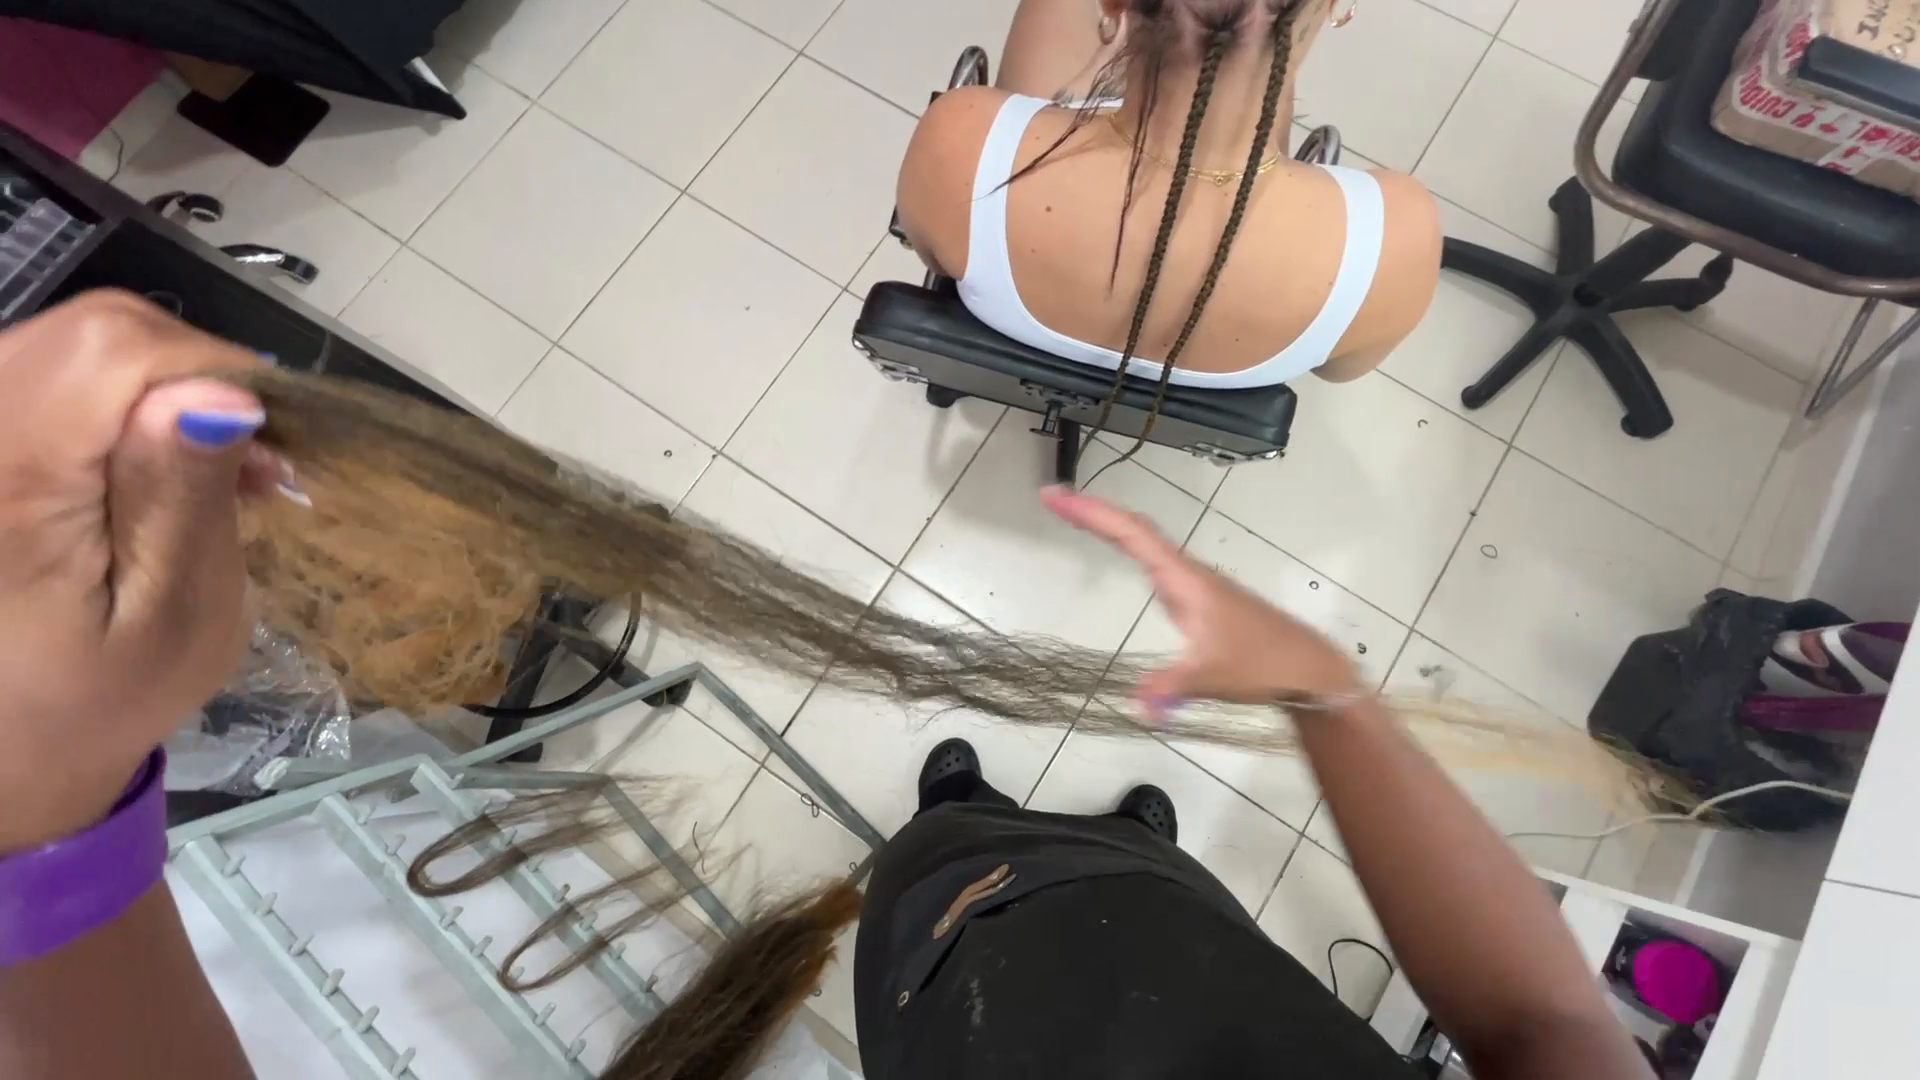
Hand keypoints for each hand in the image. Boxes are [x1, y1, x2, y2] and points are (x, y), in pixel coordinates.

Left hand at [0, 291, 277, 853]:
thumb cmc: (102, 691)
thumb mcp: (175, 611)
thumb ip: (187, 499)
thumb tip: (223, 397)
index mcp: (4, 483)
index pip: (114, 351)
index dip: (214, 373)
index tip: (274, 443)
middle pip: (89, 332)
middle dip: (197, 378)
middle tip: (256, 460)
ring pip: (71, 344)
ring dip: (168, 392)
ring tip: (220, 468)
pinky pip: (51, 377)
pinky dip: (131, 406)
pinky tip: (164, 463)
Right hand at [1042, 486, 1359, 713]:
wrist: (1306, 667)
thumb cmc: (1262, 664)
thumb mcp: (1212, 676)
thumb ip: (1172, 687)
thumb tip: (1137, 706)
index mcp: (1185, 579)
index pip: (1133, 534)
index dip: (1093, 512)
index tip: (1057, 496)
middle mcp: (1185, 572)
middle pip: (1133, 528)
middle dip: (1091, 509)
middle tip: (1051, 497)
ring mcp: (1189, 582)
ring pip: (1143, 539)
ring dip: (1107, 522)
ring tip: (1070, 511)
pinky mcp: (1192, 596)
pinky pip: (1151, 557)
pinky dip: (1125, 542)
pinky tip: (1116, 545)